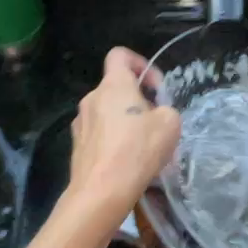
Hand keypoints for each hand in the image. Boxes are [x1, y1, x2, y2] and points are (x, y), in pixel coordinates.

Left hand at [68, 48, 181, 217]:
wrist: (101, 192)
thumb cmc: (137, 150)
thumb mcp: (170, 124)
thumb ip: (165, 110)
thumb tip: (154, 115)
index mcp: (113, 85)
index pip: (120, 55)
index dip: (140, 64)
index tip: (154, 87)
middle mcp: (92, 98)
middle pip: (116, 88)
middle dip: (137, 102)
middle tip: (155, 124)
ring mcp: (80, 123)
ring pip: (107, 114)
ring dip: (125, 123)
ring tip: (143, 148)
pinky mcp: (77, 146)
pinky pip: (99, 136)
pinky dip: (113, 142)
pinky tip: (127, 163)